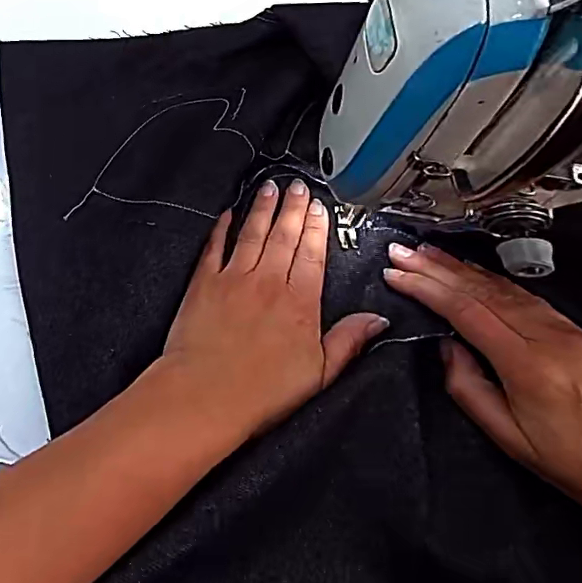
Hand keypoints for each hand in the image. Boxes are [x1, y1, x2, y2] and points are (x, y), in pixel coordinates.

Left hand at [156, 179, 388, 439]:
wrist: (204, 395)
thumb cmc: (261, 392)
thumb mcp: (318, 374)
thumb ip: (348, 341)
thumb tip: (377, 321)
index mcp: (299, 302)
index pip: (312, 254)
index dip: (317, 228)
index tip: (320, 208)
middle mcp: (269, 282)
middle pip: (285, 235)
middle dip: (294, 207)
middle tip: (298, 186)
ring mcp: (235, 278)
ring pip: (253, 232)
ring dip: (263, 207)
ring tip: (270, 187)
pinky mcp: (205, 282)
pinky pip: (216, 246)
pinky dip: (222, 228)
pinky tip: (228, 214)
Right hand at [382, 243, 581, 534]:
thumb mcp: (520, 446)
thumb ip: (473, 393)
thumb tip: (449, 354)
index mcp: (528, 363)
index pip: (463, 309)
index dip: (424, 286)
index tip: (397, 273)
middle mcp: (549, 335)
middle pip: (480, 288)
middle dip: (436, 265)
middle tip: (404, 251)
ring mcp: (570, 330)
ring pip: (504, 288)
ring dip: (463, 268)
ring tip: (433, 256)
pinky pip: (528, 297)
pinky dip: (495, 282)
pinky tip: (483, 279)